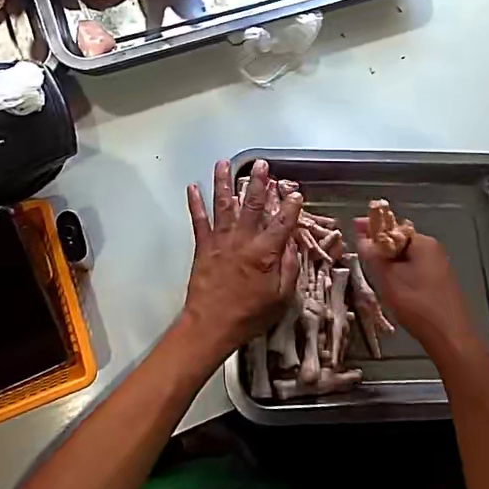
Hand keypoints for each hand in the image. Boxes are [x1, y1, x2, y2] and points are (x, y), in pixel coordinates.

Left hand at [177, 159, 301, 362]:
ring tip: (223, 163)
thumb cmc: (250, 315)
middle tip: (261, 164)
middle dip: (257, 183)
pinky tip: (192, 187)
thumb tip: (293, 243)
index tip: (296, 192)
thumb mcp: (281, 297)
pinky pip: (198, 220)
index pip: (282, 222)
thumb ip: (289, 267)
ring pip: (223, 205)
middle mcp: (242, 240)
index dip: (291, 206)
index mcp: (264, 252)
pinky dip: (195, 203)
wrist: (211, 325)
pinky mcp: (202, 247)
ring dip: (223, 183)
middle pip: (251, 205)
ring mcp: (220, 241)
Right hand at [352, 220, 482, 362]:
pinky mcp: (439, 281)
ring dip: (388, 260)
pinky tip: (390, 283)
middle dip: (379, 245)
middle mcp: (433, 249)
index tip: (353, 226)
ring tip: (371, 269)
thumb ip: (373, 256)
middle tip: (360, 251)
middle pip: (399, 240)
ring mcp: (439, 265)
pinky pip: (414, 268)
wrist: (449, 337)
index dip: (371, 227)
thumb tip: (362, 238)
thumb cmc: (417, 304)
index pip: (391, 227)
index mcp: (423, 243)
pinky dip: (399, 270)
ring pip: (406, 256)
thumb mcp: (388, 279)